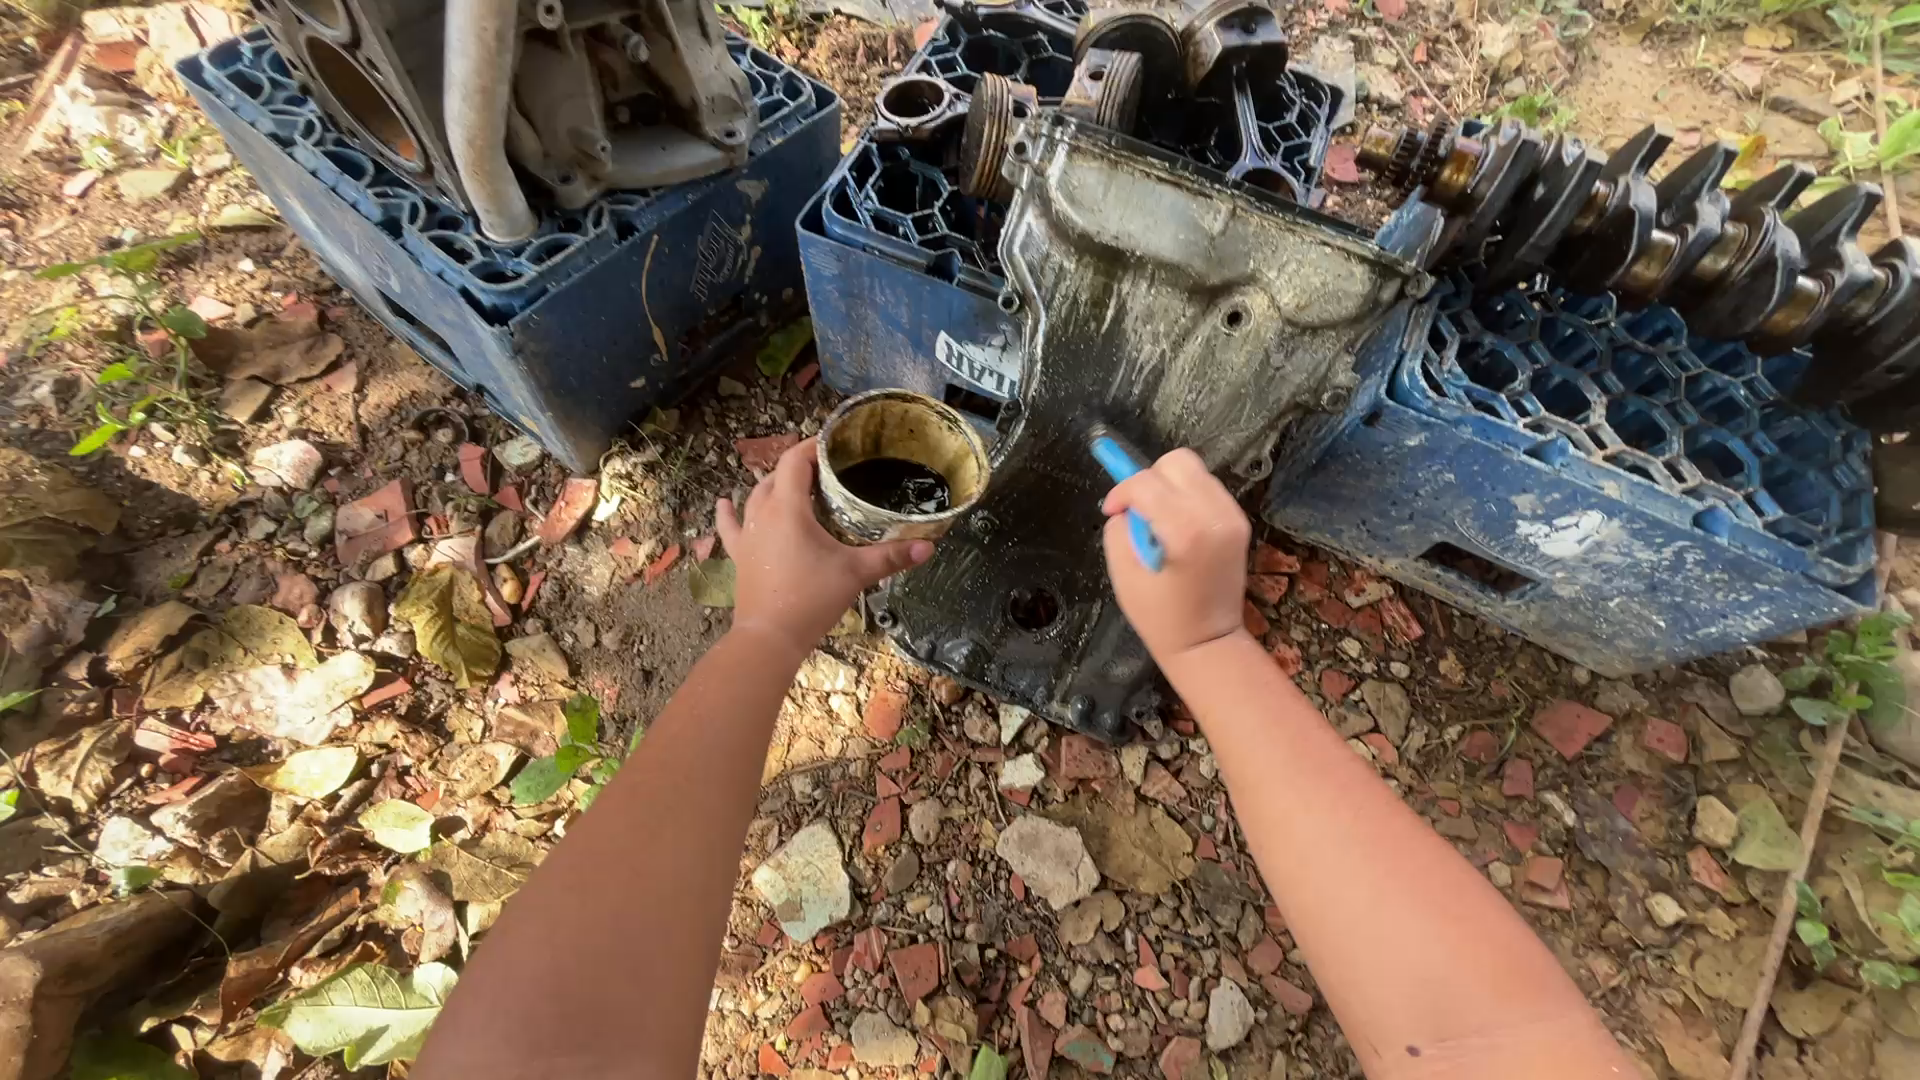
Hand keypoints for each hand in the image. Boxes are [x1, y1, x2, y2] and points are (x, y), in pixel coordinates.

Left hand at [715, 437, 932, 656]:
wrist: (770, 637)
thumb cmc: (811, 598)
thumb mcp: (856, 573)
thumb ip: (891, 557)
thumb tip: (929, 547)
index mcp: (788, 508)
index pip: (795, 461)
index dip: (813, 446)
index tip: (834, 443)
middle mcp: (762, 514)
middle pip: (777, 475)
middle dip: (799, 466)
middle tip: (827, 470)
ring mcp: (747, 535)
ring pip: (755, 496)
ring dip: (773, 485)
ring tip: (793, 483)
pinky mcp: (740, 556)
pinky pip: (731, 527)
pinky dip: (728, 512)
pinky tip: (723, 502)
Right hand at [1101, 448, 1252, 661]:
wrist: (1207, 641)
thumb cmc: (1159, 615)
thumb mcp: (1123, 572)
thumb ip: (1121, 529)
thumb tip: (1129, 506)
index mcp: (1185, 531)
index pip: (1146, 483)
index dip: (1122, 492)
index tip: (1111, 511)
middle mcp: (1215, 515)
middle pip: (1177, 462)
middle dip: (1149, 479)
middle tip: (1137, 510)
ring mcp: (1232, 516)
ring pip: (1194, 471)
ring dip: (1169, 487)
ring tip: (1158, 520)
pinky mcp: (1239, 521)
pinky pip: (1207, 488)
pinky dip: (1186, 497)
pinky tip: (1177, 525)